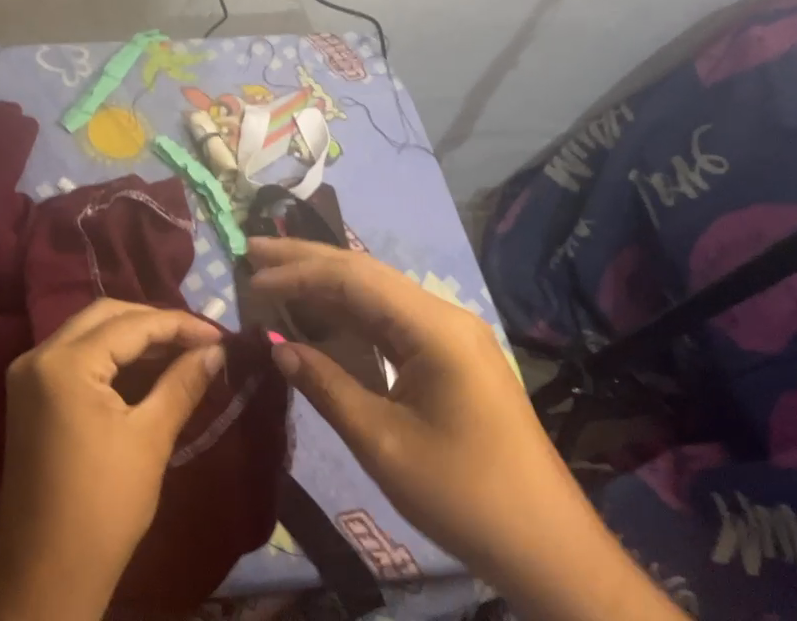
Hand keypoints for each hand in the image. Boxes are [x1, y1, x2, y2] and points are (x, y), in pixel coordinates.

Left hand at [0, 300, 224, 620]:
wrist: (47, 573)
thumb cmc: (104, 506)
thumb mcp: (150, 439)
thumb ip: (182, 383)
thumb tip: (217, 349)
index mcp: (64, 362)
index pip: (129, 324)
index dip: (179, 324)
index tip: (222, 336)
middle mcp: (38, 355)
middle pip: (103, 316)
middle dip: (154, 322)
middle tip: (200, 340)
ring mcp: (28, 375)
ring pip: (87, 333)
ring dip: (132, 337)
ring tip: (181, 351)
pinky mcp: (28, 396)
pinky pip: (73, 357)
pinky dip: (109, 356)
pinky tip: (144, 369)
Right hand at [248, 238, 685, 620]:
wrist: (547, 547)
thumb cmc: (463, 494)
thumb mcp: (382, 442)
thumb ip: (325, 385)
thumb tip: (275, 346)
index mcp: (435, 328)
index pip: (354, 279)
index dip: (297, 274)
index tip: (249, 279)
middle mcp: (445, 318)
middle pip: (366, 274)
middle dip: (307, 261)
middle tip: (252, 250)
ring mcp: (453, 338)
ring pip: (378, 295)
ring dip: (326, 285)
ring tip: (274, 274)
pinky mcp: (452, 360)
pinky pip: (392, 323)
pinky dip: (350, 316)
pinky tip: (319, 316)